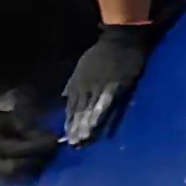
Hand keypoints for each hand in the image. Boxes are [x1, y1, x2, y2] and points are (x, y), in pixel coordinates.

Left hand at [61, 23, 154, 145]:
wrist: (119, 39)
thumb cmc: (102, 52)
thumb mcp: (82, 66)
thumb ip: (74, 83)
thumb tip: (65, 96)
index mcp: (77, 84)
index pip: (71, 107)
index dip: (69, 123)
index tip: (67, 138)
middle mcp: (85, 88)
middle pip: (79, 112)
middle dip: (76, 129)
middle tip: (74, 146)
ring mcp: (99, 88)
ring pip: (90, 111)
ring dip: (85, 127)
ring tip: (83, 142)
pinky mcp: (114, 88)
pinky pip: (106, 105)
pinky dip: (101, 118)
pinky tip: (99, 129)